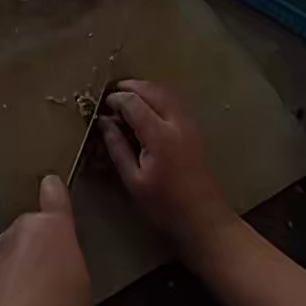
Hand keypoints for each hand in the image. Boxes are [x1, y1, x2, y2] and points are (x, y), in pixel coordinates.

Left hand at [0, 174, 89, 305]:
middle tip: (47, 281)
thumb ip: (70, 256)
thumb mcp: (82, 283)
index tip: (51, 184)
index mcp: (54, 226)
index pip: (54, 194)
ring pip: (9, 253)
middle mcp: (22, 230)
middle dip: (35, 250)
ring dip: (15, 270)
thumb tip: (64, 261)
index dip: (53, 191)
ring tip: (28, 303)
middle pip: (30, 231)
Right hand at [100, 79, 236, 253]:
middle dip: (130, 86)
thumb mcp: (134, 181)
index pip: (133, 102)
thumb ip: (118, 147)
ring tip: (126, 97)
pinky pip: (173, 100)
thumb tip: (104, 122)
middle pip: (151, 89)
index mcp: (159, 134)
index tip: (102, 105)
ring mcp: (188, 122)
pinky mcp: (194, 127)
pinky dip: (157, 96)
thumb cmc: (165, 205)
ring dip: (144, 89)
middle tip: (111, 94)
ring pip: (164, 91)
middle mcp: (175, 120)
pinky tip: (147, 108)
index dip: (115, 99)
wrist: (204, 218)